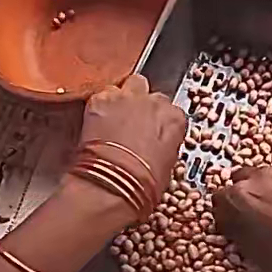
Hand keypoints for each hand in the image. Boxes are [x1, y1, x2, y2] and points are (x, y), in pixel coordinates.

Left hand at [78, 73, 186, 196]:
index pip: (169, 109)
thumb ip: (164, 145)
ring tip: (113, 119)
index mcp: (174, 118)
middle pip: (148, 92)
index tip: (150, 129)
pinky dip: (99, 106)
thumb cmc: (142, 184)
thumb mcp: (167, 166)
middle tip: (130, 122)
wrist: (113, 184)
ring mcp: (126, 97)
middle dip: (140, 104)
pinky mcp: (100, 100)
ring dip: (121, 99)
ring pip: (125, 86)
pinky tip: (96, 121)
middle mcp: (153, 102)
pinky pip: (101, 94)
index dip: (157, 119)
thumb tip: (155, 146)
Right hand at [213, 162, 271, 271]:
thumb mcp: (252, 250)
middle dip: (247, 196)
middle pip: (242, 180)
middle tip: (258, 215)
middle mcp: (259, 176)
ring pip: (268, 176)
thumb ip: (234, 228)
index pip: (219, 197)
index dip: (225, 210)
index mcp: (239, 196)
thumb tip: (230, 221)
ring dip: (271, 189)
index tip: (231, 218)